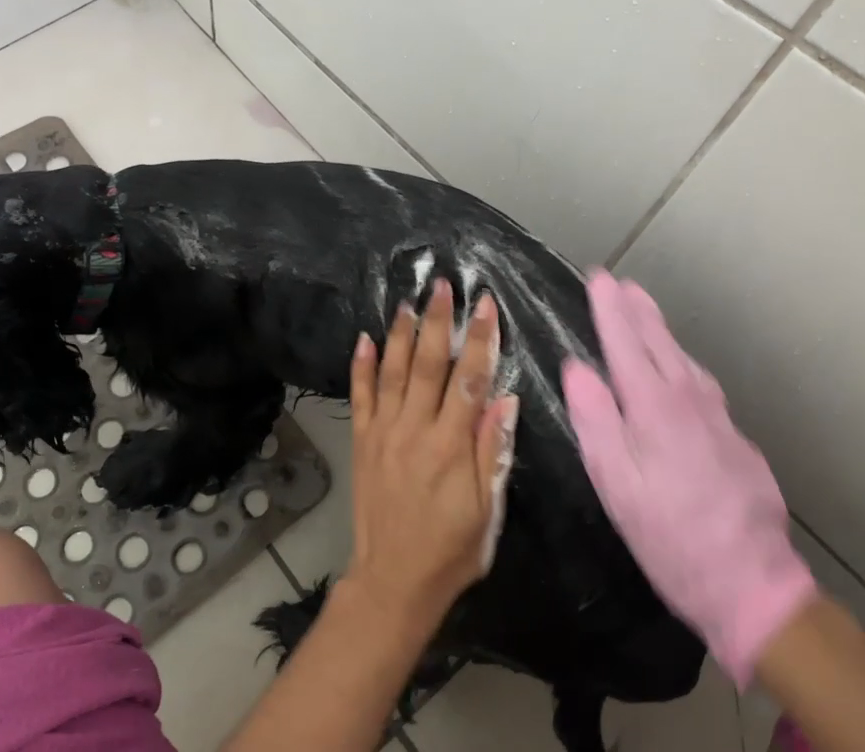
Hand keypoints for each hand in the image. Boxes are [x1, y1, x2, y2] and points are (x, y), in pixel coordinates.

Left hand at [343, 280, 519, 621]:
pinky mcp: (361, 442)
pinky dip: (360, 366)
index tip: (485, 305)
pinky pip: (359, 396)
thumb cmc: (452, 550)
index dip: (479, 340)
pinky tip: (363, 338)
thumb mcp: (488, 510)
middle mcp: (414, 430)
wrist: (394, 580)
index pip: (469, 379)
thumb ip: (492, 452)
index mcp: (451, 446)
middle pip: (426, 364)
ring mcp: (382, 433)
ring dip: (398, 333)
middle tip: (441, 284)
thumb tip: (504, 400)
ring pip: (390, 372)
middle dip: (436, 321)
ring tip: (407, 300)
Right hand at [562, 269, 815, 686]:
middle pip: (661, 344)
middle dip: (638, 310)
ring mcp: (720, 421)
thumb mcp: (616, 484)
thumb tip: (578, 367)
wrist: (754, 584)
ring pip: (685, 362)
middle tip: (621, 283)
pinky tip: (678, 370)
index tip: (598, 277)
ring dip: (661, 332)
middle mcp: (692, 403)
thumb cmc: (669, 537)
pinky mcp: (737, 442)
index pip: (626, 344)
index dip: (610, 309)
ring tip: (644, 312)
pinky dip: (681, 363)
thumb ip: (595, 420)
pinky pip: (701, 385)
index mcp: (656, 408)